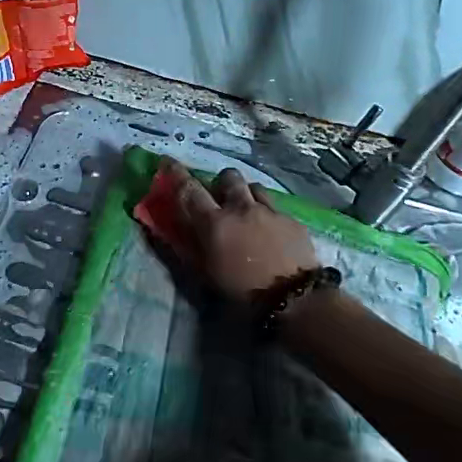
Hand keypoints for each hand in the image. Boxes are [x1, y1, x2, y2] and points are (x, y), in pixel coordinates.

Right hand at [154, 158, 318, 305]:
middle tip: (219, 198)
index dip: (176, 174)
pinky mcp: (291, 219)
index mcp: (215, 222)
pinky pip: (275, 206)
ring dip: (246, 194)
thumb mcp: (206, 274)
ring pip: (253, 186)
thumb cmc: (242, 293)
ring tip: (247, 212)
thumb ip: (187, 246)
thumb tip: (170, 227)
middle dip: (220, 183)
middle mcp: (241, 208)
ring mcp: (270, 210)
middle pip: (227, 177)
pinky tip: (271, 232)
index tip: (167, 162)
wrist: (293, 299)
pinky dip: (268, 213)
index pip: (189, 190)